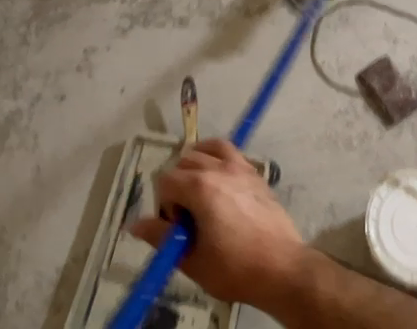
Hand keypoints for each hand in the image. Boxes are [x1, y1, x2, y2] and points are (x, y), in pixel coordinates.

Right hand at [129, 138, 308, 306]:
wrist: (281, 267)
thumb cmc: (234, 268)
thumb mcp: (192, 259)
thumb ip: (161, 238)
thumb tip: (134, 224)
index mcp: (200, 188)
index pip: (165, 181)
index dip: (165, 206)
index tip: (178, 229)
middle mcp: (218, 168)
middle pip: (184, 162)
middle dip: (178, 186)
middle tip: (187, 217)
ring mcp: (240, 167)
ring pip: (206, 149)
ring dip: (196, 166)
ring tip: (199, 194)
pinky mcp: (254, 172)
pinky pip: (229, 150)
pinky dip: (217, 157)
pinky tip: (219, 180)